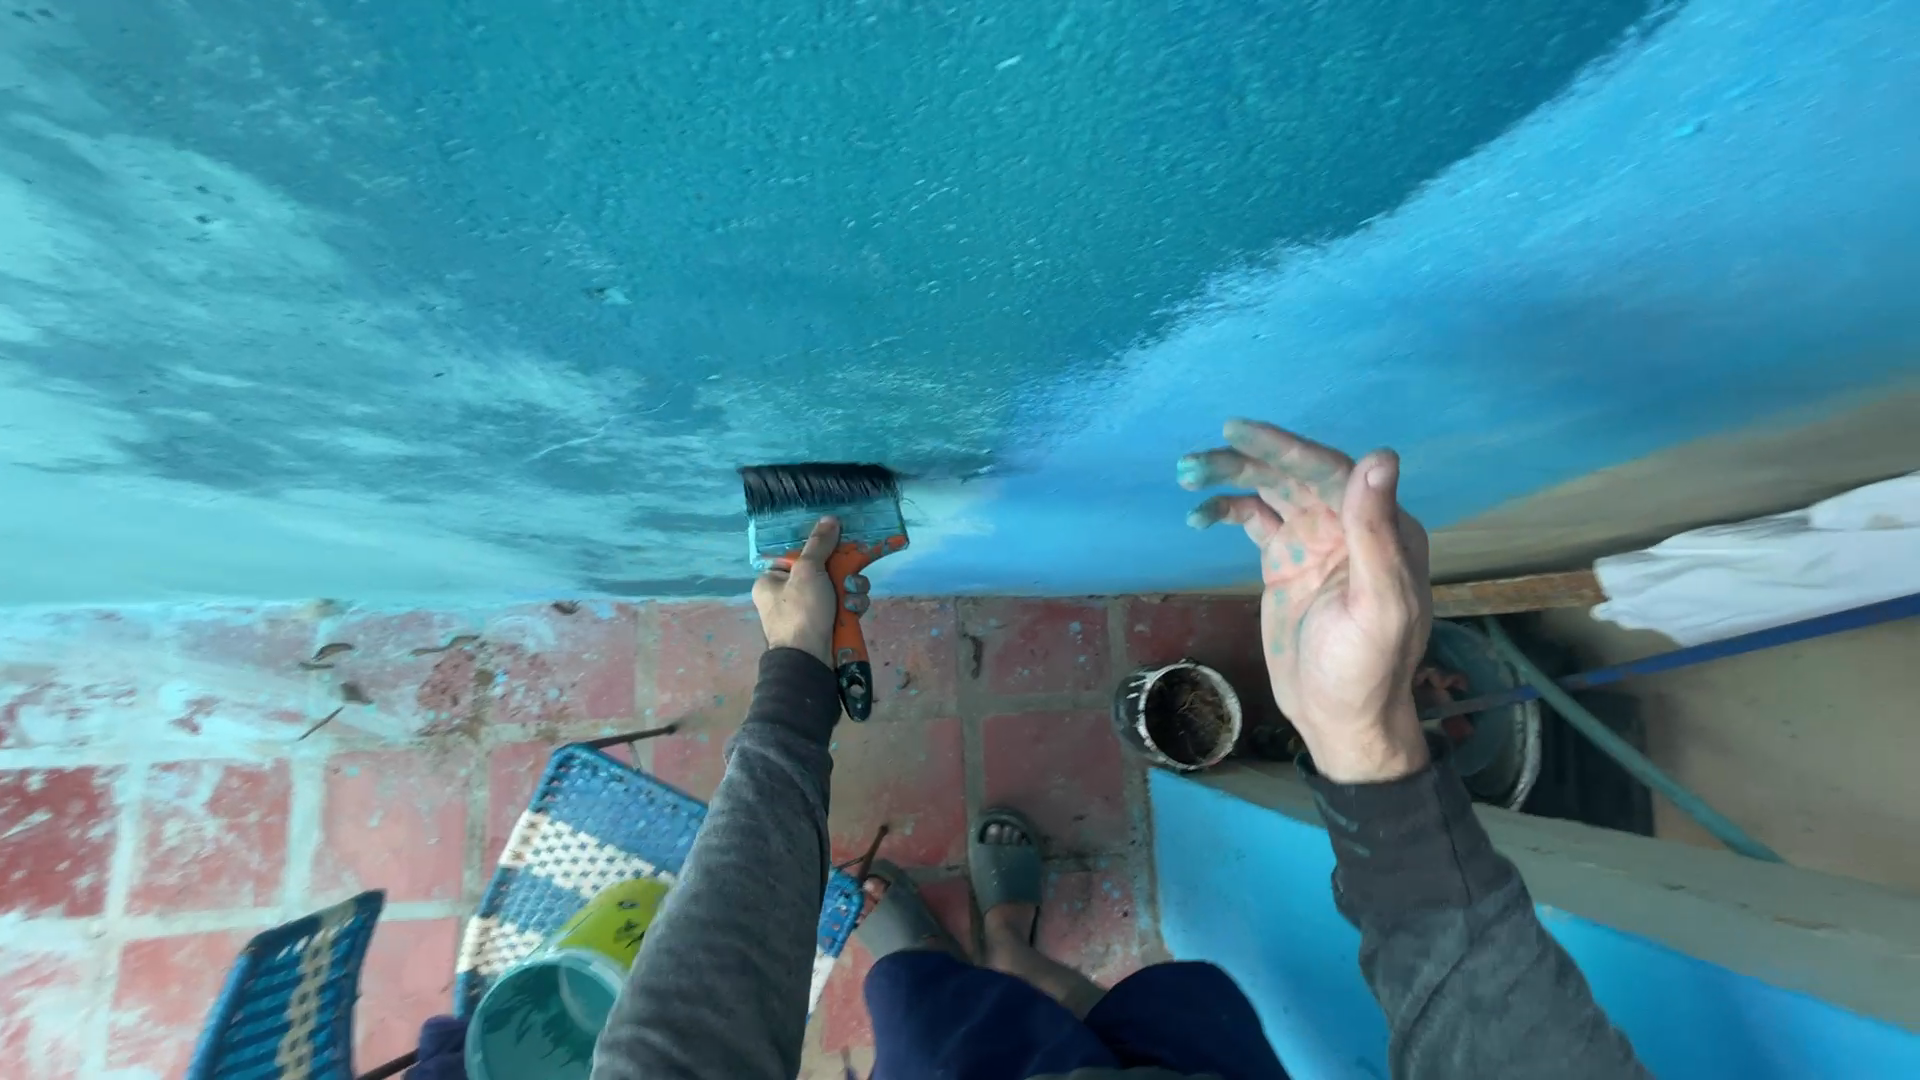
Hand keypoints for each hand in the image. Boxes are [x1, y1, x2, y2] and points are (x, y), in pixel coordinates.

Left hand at [751, 516, 869, 666]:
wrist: (810, 661)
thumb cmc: (801, 612)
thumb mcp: (808, 571)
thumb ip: (819, 544)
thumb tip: (830, 518)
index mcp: (771, 581)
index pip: (797, 555)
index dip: (819, 549)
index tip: (838, 544)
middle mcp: (786, 595)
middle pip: (822, 570)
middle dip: (842, 572)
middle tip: (851, 575)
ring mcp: (807, 612)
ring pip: (837, 587)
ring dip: (851, 589)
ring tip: (852, 598)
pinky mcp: (825, 625)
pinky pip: (842, 605)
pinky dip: (851, 606)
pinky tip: (855, 611)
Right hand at [1178, 419, 1432, 782]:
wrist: (1337, 715)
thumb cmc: (1364, 669)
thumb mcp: (1377, 606)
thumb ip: (1375, 533)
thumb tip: (1378, 458)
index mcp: (1380, 528)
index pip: (1327, 471)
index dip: (1282, 447)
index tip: (1236, 431)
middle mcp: (1346, 524)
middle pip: (1291, 475)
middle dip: (1242, 462)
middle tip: (1191, 462)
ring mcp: (1312, 540)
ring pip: (1268, 492)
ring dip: (1228, 479)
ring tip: (1185, 476)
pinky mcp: (1284, 559)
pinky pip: (1253, 520)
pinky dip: (1225, 511)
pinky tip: (1199, 517)